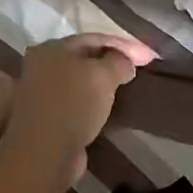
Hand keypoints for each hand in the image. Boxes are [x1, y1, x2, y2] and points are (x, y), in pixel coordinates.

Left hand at [0, 33, 157, 179]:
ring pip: (79, 81)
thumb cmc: (72, 106)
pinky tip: (106, 107)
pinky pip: (76, 102)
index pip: (94, 38)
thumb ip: (119, 62)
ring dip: (101, 83)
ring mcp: (41, 94)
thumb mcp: (102, 76)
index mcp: (51, 49)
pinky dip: (93, 101)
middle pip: (84, 58)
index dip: (125, 45)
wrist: (45, 154)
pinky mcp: (47, 118)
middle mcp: (41, 67)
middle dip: (112, 62)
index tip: (151, 57)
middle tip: (138, 71)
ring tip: (125, 87)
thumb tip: (125, 63)